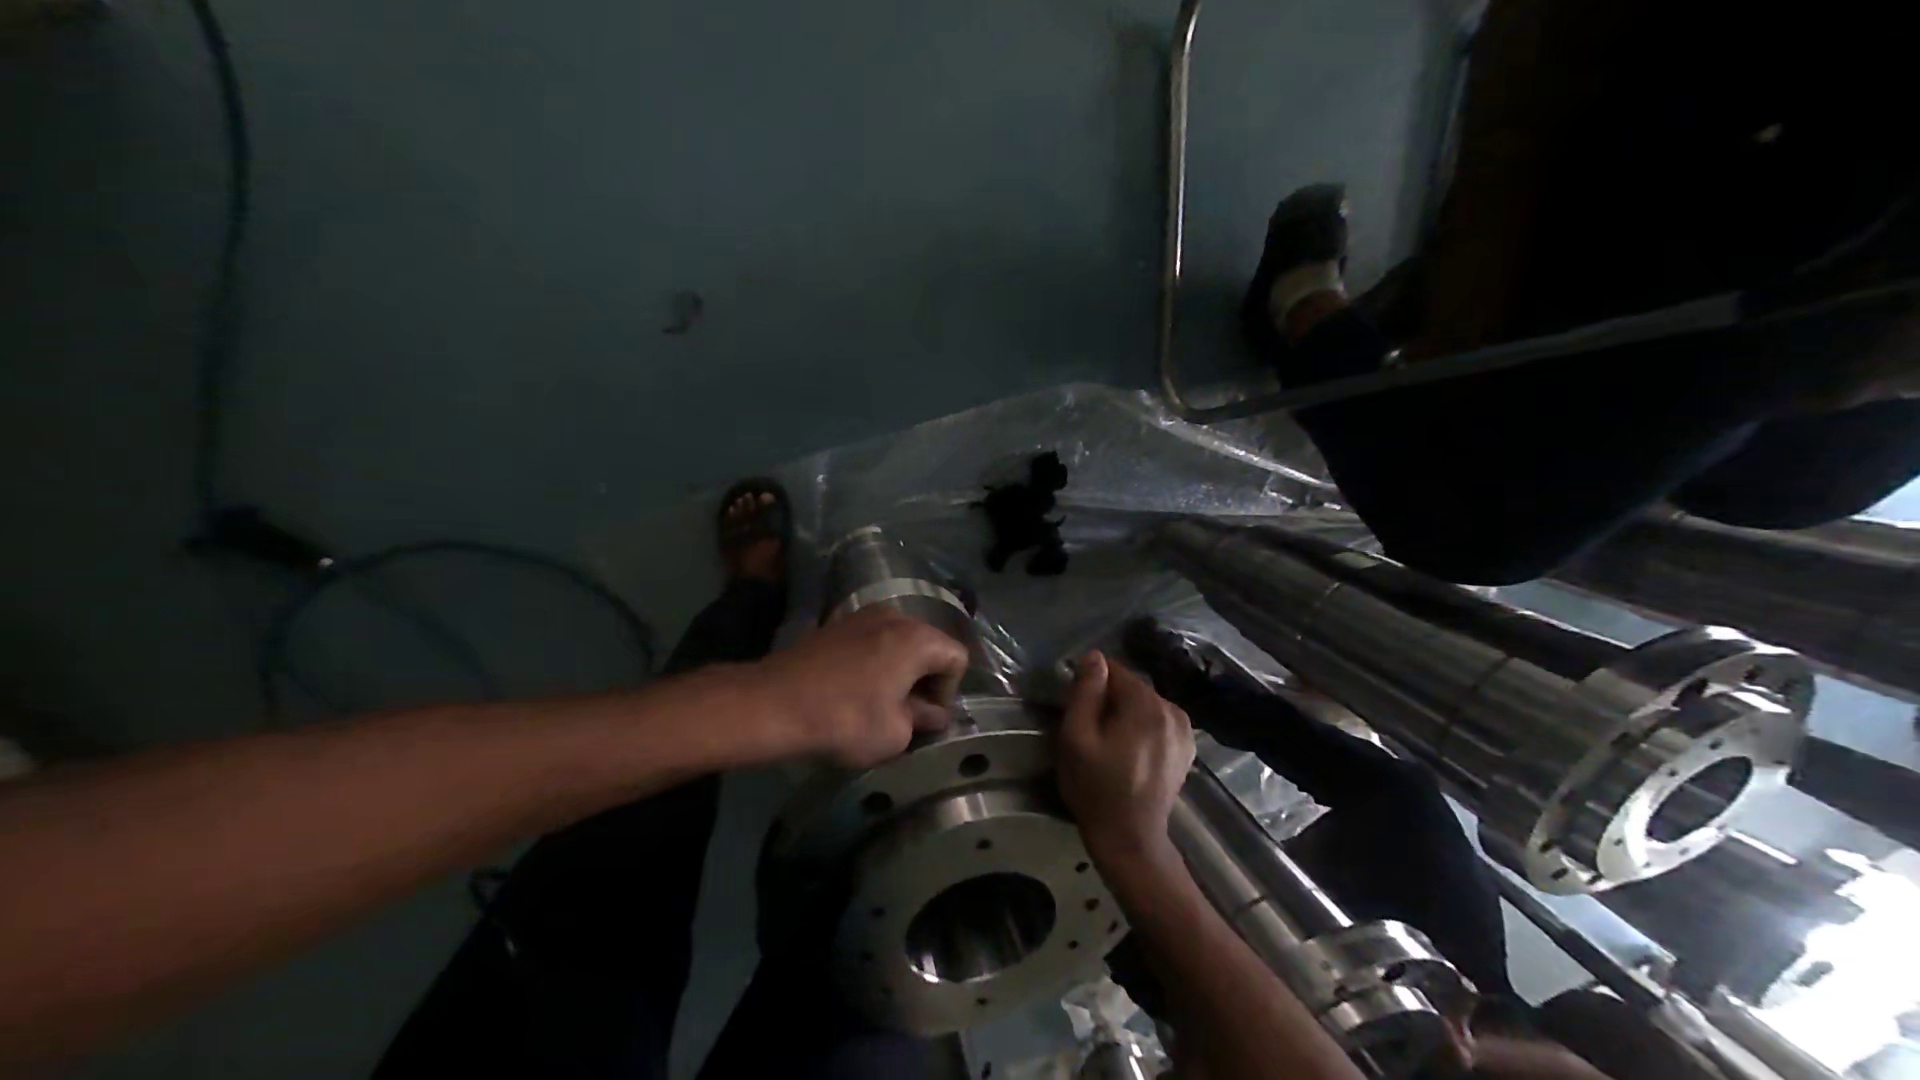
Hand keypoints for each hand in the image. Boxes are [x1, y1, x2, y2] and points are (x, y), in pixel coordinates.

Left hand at [753, 606, 969, 768]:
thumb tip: (930, 713)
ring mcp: (861, 616)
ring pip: (898, 642)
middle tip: (908, 714)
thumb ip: (923, 720)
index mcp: (917, 638)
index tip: (926, 718)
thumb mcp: (896, 734)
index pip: (957, 658)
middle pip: (928, 645)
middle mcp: (894, 616)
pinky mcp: (834, 625)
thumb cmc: (845, 719)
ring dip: (898, 671)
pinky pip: (870, 642)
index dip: (949, 692)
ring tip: (880, 703)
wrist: (773, 703)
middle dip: (925, 679)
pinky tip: (854, 690)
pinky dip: (873, 663)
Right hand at [1058, 650, 1194, 855]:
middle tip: (1089, 731)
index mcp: (1146, 704)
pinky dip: (1142, 727)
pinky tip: (1129, 751)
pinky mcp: (1186, 748)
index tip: (1076, 710)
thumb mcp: (1076, 737)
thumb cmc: (1095, 787)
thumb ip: (1085, 692)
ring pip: (1144, 704)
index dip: (1090, 686)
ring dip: (1126, 714)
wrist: (1130, 838)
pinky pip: (1157, 721)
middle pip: (1131, 687)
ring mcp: (1184, 730)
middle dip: (1109, 700)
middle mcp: (1172, 710)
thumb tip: (1094, 656)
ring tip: (1108, 744)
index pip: (1113, 670)